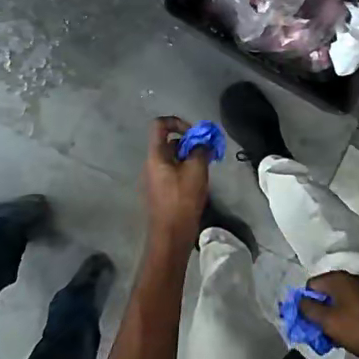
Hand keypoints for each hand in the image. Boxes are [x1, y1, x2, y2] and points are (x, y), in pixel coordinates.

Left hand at [141, 116, 208, 251]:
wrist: (170, 235)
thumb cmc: (182, 200)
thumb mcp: (196, 171)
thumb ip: (200, 151)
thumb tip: (203, 142)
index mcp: (155, 155)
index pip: (159, 125)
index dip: (177, 122)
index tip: (195, 134)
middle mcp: (151, 163)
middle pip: (168, 142)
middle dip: (189, 143)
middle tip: (207, 153)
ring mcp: (155, 177)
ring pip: (173, 158)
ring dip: (190, 157)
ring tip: (206, 168)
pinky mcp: (161, 190)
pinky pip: (173, 171)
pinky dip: (186, 170)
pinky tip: (200, 182)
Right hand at [303, 271, 358, 358]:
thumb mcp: (328, 321)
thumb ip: (308, 310)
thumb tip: (297, 302)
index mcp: (338, 279)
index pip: (310, 286)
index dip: (304, 304)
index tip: (305, 324)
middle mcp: (351, 281)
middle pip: (324, 295)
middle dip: (318, 314)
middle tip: (317, 335)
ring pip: (338, 306)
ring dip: (331, 322)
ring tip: (331, 341)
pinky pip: (351, 313)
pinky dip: (345, 324)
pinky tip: (347, 340)